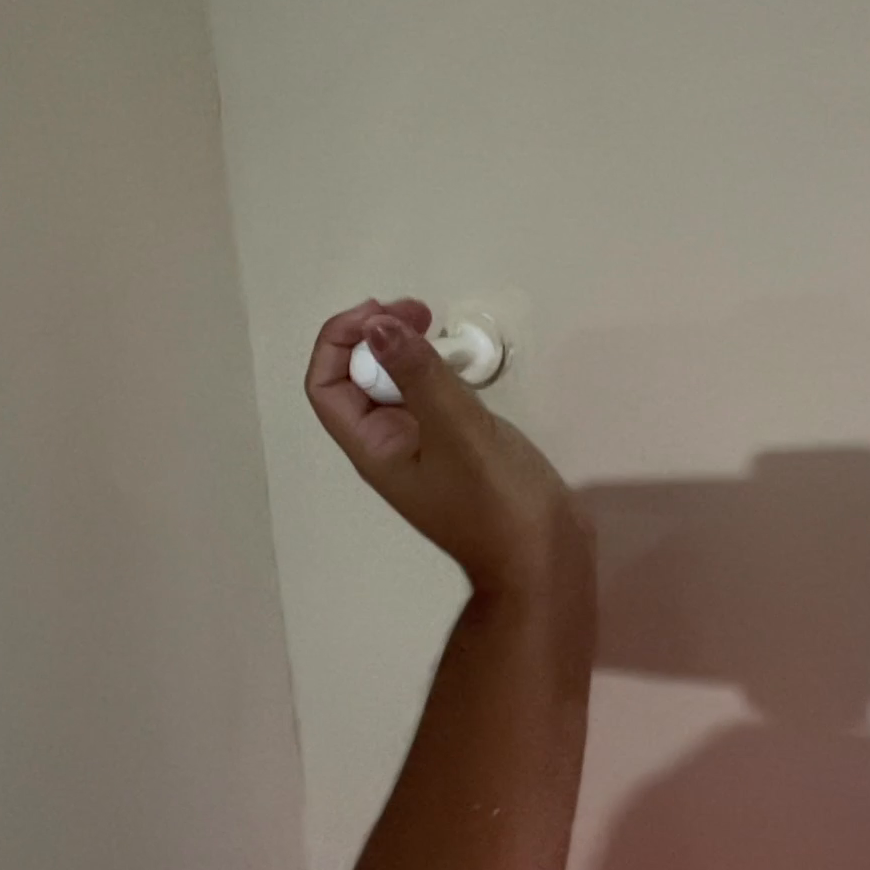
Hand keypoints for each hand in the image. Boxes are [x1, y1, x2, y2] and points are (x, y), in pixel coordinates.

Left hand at [305, 299, 590, 595]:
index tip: (382, 312)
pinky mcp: (456, 448)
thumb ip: (418, 374)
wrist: (543, 558)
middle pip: (358, 380)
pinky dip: (435, 372)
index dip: (339, 341)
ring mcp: (423, 448)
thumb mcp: (457, 430)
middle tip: (420, 311)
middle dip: (377, 337)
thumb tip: (376, 324)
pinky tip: (460, 362)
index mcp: (374, 447)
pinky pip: (429, 400)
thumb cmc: (496, 501)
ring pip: (396, 387)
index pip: (326, 386)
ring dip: (406, 351)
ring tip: (438, 327)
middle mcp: (389, 446)